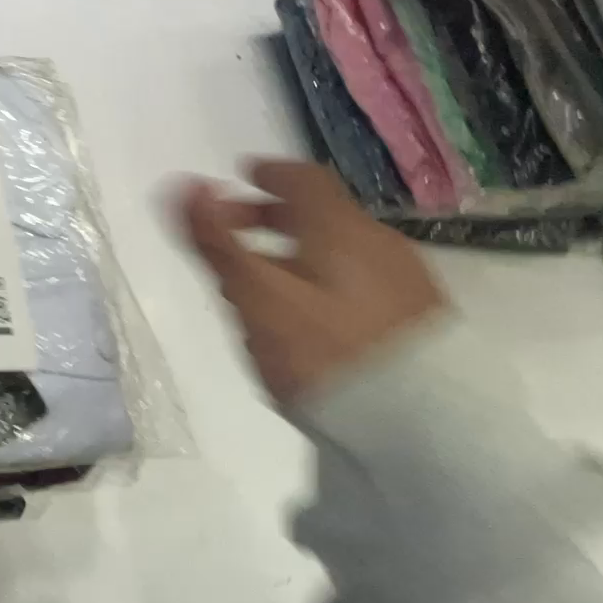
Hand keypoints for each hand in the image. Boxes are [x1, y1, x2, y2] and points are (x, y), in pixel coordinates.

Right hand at [179, 159, 448, 405]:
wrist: (418, 427)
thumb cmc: (322, 354)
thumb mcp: (255, 297)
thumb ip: (217, 242)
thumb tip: (185, 183)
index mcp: (340, 232)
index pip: (304, 181)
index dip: (267, 175)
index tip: (239, 177)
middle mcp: (379, 245)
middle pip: (321, 215)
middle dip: (271, 216)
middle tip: (231, 233)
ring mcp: (404, 282)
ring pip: (337, 250)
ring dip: (292, 251)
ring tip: (256, 283)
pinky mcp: (414, 318)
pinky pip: (355, 279)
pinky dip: (319, 277)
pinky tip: (303, 314)